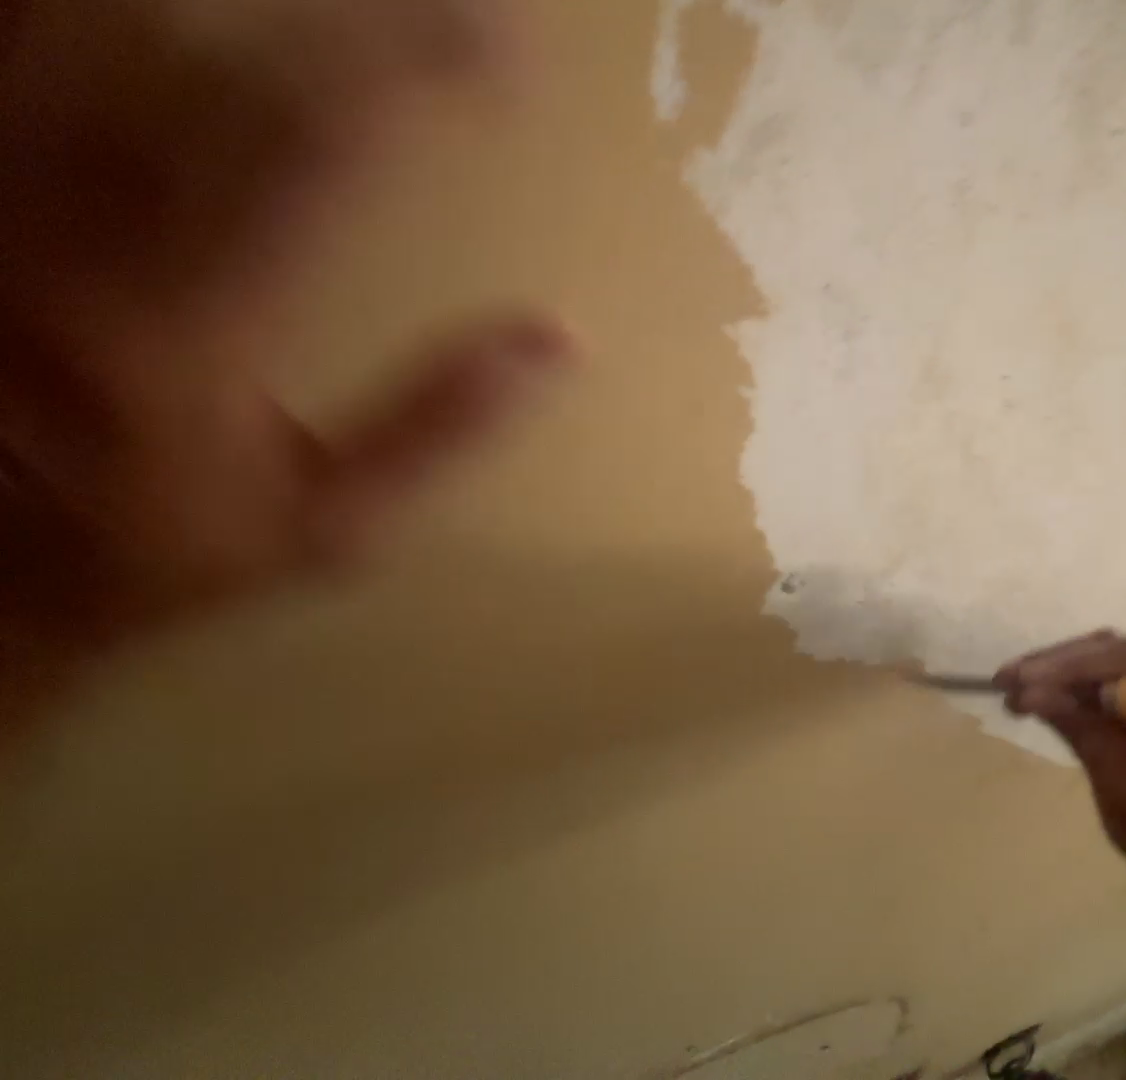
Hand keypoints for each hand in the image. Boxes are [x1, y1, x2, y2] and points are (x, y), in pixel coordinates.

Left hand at [0, 1, 571, 681]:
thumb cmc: (161, 553)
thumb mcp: (334, 525)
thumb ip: (445, 427)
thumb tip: (564, 339)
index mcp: (192, 323)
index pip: (321, 150)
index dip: (418, 76)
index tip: (504, 47)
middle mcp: (82, 229)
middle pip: (213, 60)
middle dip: (350, 22)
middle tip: (445, 8)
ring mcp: (4, 186)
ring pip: (108, 30)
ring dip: (239, 12)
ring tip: (351, 15)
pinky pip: (38, 53)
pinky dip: (121, 28)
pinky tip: (197, 30)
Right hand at [996, 630, 1125, 874]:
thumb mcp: (1113, 773)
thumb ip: (1076, 726)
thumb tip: (1026, 691)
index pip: (1122, 658)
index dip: (1071, 663)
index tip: (1027, 679)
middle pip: (1106, 655)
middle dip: (1055, 665)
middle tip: (1006, 678)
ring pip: (1094, 669)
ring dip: (1051, 676)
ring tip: (1007, 689)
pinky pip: (1093, 692)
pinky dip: (1061, 695)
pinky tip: (1028, 701)